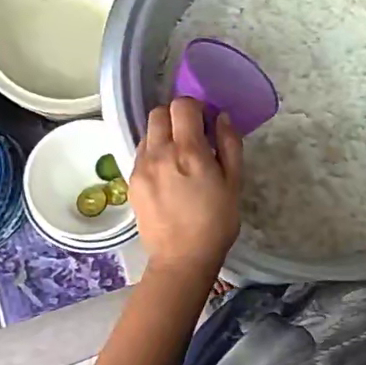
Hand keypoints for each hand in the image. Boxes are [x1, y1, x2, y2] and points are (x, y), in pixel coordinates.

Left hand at [130, 98, 241, 277]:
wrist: (182, 258)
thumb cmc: (217, 221)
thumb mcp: (234, 182)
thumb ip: (229, 144)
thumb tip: (221, 118)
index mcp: (188, 151)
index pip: (182, 106)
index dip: (196, 106)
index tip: (206, 120)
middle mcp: (159, 153)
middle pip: (159, 112)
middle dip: (176, 116)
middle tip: (193, 134)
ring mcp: (141, 167)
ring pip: (148, 132)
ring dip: (164, 133)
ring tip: (180, 155)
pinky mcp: (131, 182)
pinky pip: (141, 153)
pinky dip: (155, 152)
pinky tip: (169, 173)